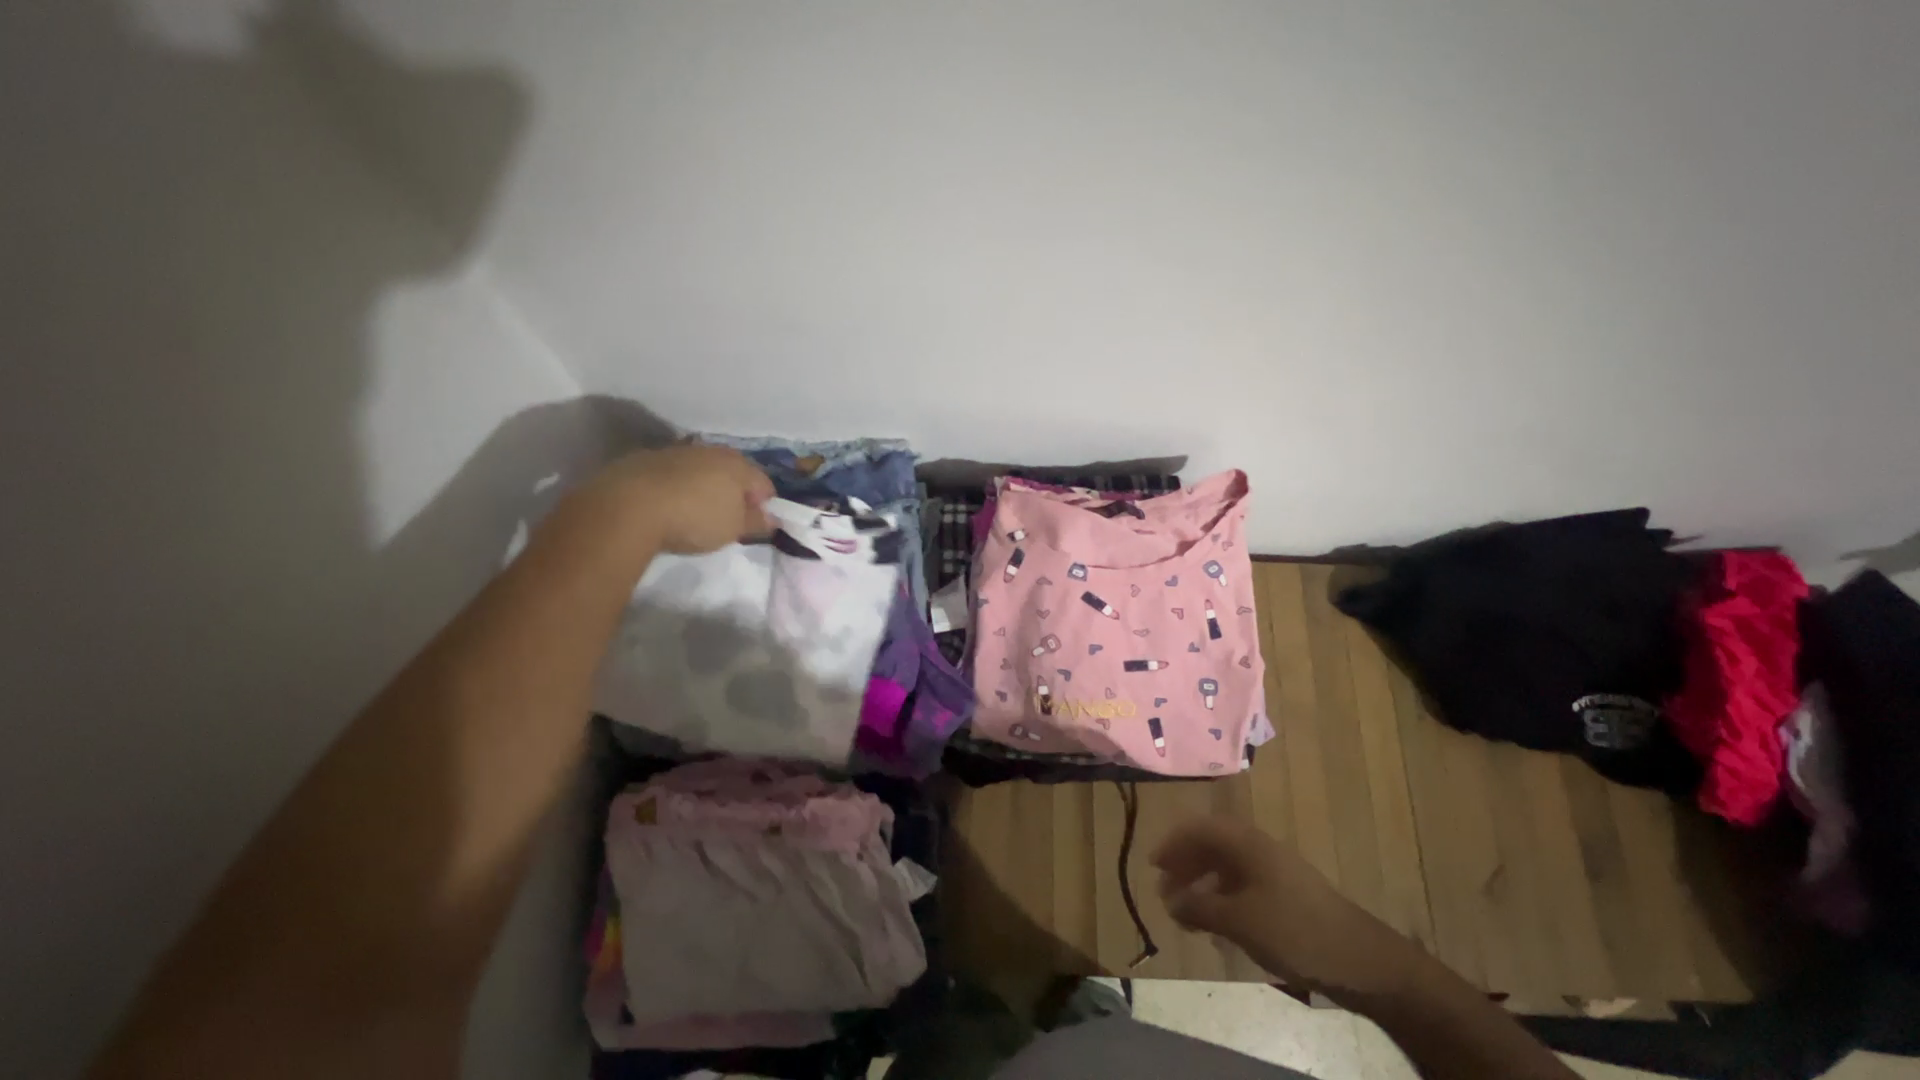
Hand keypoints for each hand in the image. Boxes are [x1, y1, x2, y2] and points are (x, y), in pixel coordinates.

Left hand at [577, 444, 774, 554]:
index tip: (753, 526)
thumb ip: (756, 522)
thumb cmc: (694, 518)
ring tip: (692, 513)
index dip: (764, 506)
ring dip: (702, 488)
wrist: (629, 506)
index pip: (764, 484)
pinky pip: (671, 474)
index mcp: (737, 464)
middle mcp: (710, 450)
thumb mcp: (733, 529)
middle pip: (732, 472)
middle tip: (725, 521)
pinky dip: (674, 487)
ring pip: (700, 470)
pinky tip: (665, 506)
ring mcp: (676, 451)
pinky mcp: (645, 459)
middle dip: (733, 494)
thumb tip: (771, 518)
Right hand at [1153, 817, 1412, 997]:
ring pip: (1227, 869)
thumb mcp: (1238, 920)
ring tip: (1186, 915)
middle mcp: (1260, 851)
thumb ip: (1199, 908)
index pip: (1201, 827)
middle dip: (1185, 866)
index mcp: (1249, 845)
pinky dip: (1222, 901)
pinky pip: (1243, 888)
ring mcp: (1276, 874)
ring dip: (1202, 886)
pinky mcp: (1286, 897)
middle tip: (1165, 893)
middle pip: (1213, 846)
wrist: (1360, 959)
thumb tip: (1170, 900)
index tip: (1153, 866)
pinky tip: (1217, 928)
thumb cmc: (1294, 931)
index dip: (1174, 842)